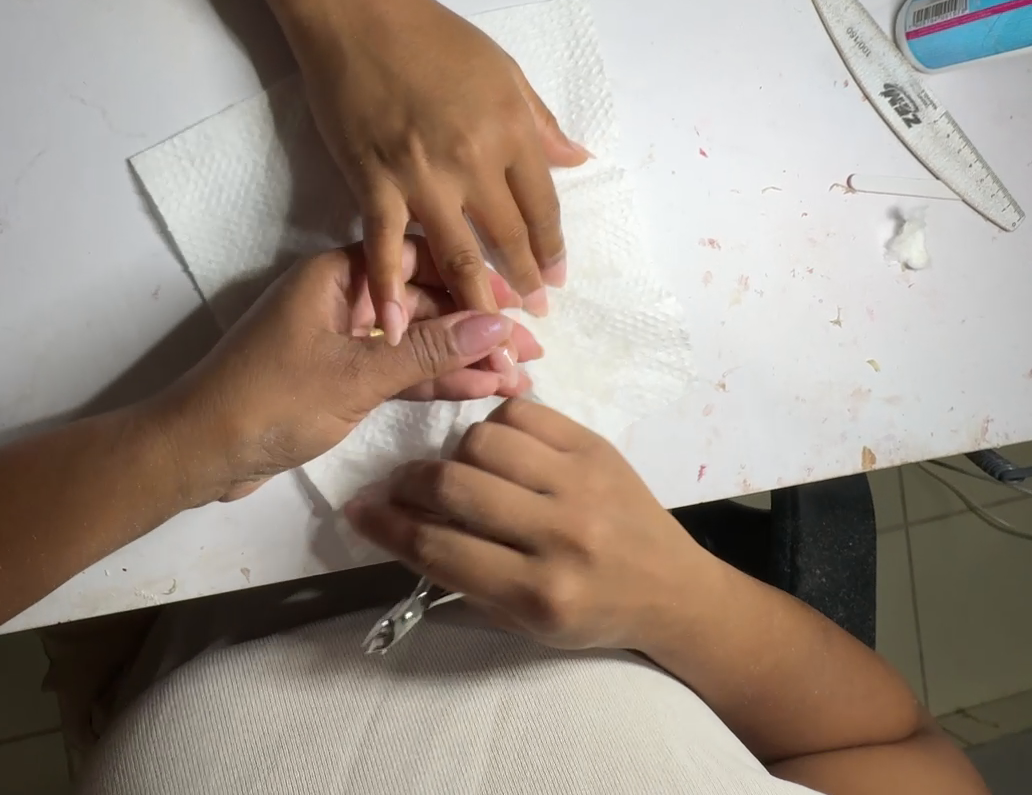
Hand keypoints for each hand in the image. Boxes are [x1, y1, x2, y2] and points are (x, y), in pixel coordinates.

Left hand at [160, 240, 542, 502]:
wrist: (202, 451)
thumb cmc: (272, 399)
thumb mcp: (355, 374)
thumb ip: (428, 351)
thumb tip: (498, 325)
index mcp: (337, 274)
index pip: (418, 260)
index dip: (471, 281)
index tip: (521, 305)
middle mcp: (343, 297)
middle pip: (421, 302)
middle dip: (475, 329)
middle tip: (532, 353)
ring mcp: (342, 338)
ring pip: (413, 341)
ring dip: (460, 359)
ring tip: (520, 378)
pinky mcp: (340, 376)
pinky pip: (395, 370)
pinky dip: (431, 382)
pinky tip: (478, 391)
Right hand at [289, 0, 589, 336]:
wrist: (359, 18)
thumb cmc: (433, 37)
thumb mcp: (503, 69)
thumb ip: (540, 121)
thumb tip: (578, 160)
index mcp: (510, 129)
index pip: (541, 204)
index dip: (552, 245)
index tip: (558, 274)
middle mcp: (473, 161)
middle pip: (506, 236)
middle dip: (525, 279)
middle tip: (537, 312)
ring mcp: (421, 178)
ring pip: (455, 253)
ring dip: (477, 296)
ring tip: (492, 330)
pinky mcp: (374, 185)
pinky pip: (386, 247)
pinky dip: (389, 290)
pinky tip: (395, 327)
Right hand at [345, 398, 708, 650]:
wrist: (673, 590)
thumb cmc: (589, 613)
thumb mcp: (521, 621)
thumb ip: (458, 575)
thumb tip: (395, 521)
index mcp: (541, 594)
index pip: (439, 549)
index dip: (386, 526)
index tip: (358, 509)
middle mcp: (562, 536)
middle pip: (454, 485)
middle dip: (409, 482)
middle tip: (401, 485)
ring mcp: (582, 484)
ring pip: (483, 439)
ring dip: (458, 454)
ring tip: (464, 470)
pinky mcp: (595, 446)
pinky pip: (521, 410)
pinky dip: (497, 426)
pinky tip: (502, 448)